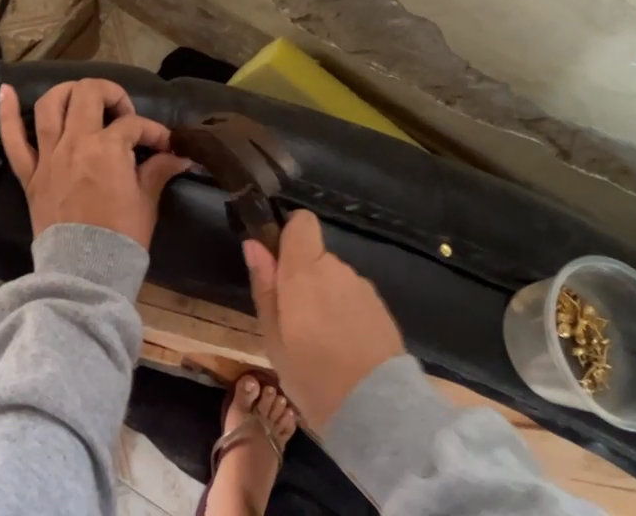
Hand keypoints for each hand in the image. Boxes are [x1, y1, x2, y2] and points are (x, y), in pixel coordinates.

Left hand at [0, 80, 192, 248]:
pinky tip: (7, 91)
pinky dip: (7, 113)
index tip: (165, 147)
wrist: (84, 273)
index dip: (153, 132)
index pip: (133, 125)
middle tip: (123, 114)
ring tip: (82, 98)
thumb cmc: (121, 237)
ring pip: (51, 105)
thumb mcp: (146, 202)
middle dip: (111, 95)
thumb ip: (159, 170)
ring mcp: (48, 156)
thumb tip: (181, 155)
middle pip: (89, 94)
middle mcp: (75, 142)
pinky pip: (12, 139)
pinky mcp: (29, 174)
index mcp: (108, 148)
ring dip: (68, 92)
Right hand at [244, 211, 406, 428]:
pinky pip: (353, 299)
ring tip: (320, 342)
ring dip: (324, 298)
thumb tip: (253, 245)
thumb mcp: (273, 338)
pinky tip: (343, 349)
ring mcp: (363, 289)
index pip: (301, 222)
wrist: (375, 412)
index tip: (278, 263)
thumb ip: (265, 286)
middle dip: (303, 278)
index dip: (288, 235)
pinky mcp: (381, 309)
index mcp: (304, 271)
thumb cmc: (312, 376)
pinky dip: (345, 314)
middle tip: (293, 321)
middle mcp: (337, 270)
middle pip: (315, 257)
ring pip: (335, 280)